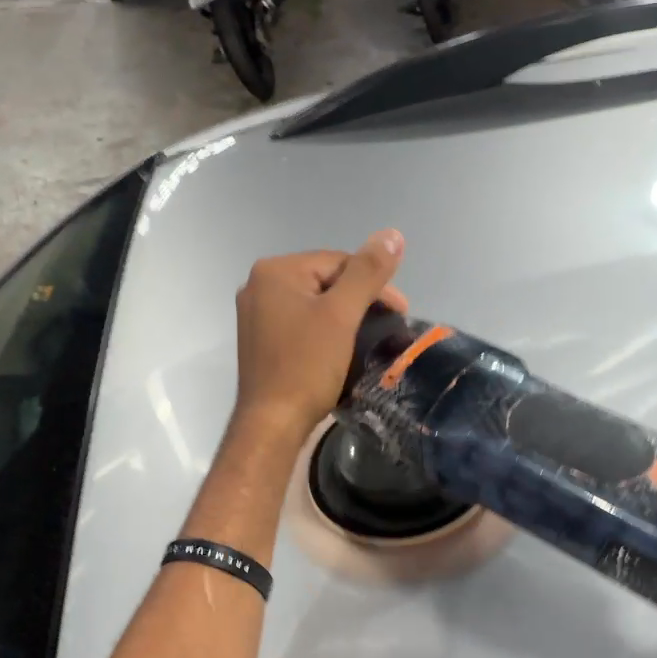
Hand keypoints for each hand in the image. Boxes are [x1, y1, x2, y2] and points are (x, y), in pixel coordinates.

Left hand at [232, 231, 408, 438]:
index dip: (374, 283)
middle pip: (324, 281)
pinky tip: (339, 350)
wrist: (272, 423)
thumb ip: (368, 273)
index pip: (338, 262)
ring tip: (367, 340)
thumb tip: (393, 234)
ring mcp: (255, 315)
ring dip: (343, 318)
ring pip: (313, 304)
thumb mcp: (342, 316)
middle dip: (359, 300)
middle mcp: (258, 285)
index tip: (401, 311)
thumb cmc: (306, 367)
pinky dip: (323, 332)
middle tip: (388, 327)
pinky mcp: (259, 342)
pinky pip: (300, 324)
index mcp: (275, 270)